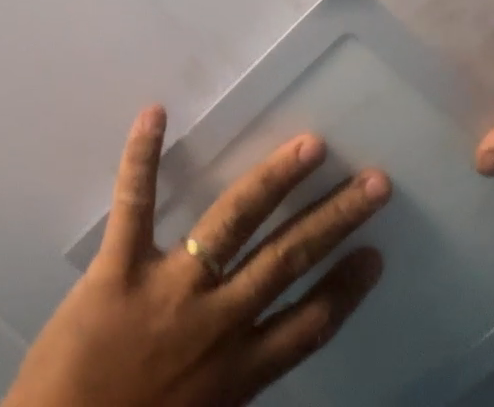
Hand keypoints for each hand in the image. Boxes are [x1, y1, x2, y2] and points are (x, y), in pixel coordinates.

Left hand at [3, 107, 391, 406]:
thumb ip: (233, 380)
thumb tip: (261, 343)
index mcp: (239, 369)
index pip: (310, 323)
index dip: (346, 288)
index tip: (375, 254)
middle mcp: (218, 322)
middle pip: (288, 261)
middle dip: (335, 219)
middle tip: (375, 183)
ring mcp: (170, 290)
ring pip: (234, 222)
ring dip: (275, 179)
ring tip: (311, 145)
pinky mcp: (117, 269)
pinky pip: (136, 204)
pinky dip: (142, 156)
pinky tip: (156, 112)